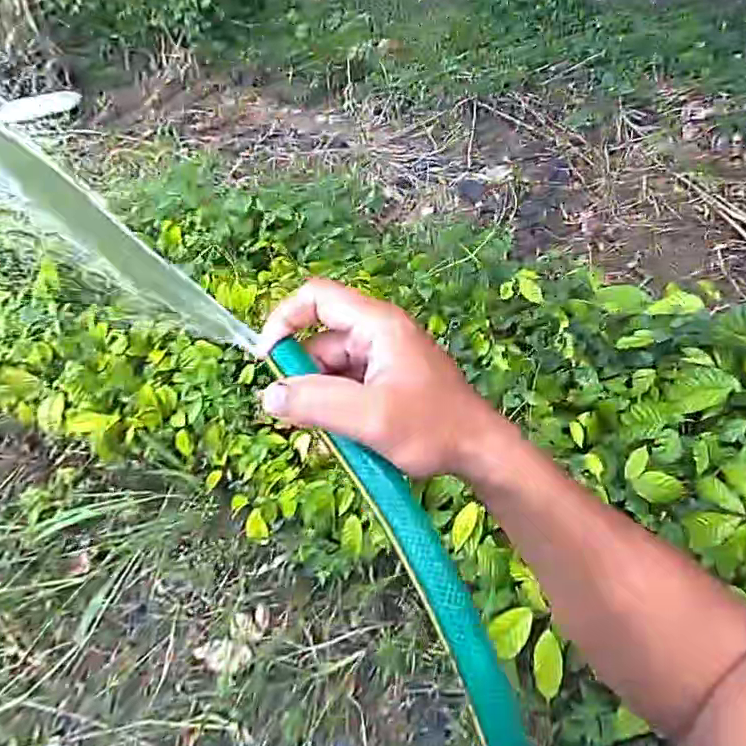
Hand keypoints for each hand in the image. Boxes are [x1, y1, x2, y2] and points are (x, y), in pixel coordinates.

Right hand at [254, 278, 519, 478]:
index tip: (268, 361)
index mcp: (379, 325)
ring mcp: (386, 357)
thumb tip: (270, 395)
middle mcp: (381, 334)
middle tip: (304, 419)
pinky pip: (349, 386)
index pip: (317, 297)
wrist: (477, 448)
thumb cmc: (432, 426)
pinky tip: (349, 437)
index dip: (284, 320)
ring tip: (338, 434)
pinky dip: (340, 409)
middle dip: (305, 378)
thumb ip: (316, 403)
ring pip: (332, 370)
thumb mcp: (369, 417)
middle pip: (320, 341)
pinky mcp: (389, 380)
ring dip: (322, 400)